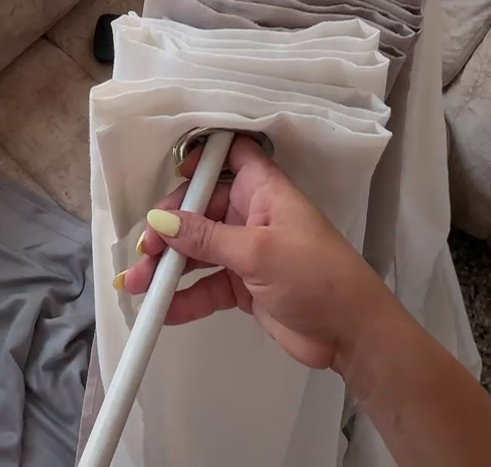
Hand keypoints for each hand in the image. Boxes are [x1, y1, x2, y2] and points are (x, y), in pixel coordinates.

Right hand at [119, 136, 400, 371]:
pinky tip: (162, 311)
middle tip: (147, 248)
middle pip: (201, 208)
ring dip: (168, 266)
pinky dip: (184, 297)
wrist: (353, 335)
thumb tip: (160, 218)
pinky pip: (205, 285)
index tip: (177, 173)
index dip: (206, 156)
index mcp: (263, 190)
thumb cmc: (316, 275)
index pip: (233, 155)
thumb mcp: (258, 252)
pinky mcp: (243, 285)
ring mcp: (246, 251)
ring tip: (138, 284)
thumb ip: (206, 237)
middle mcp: (251, 214)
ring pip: (197, 249)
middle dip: (170, 226)